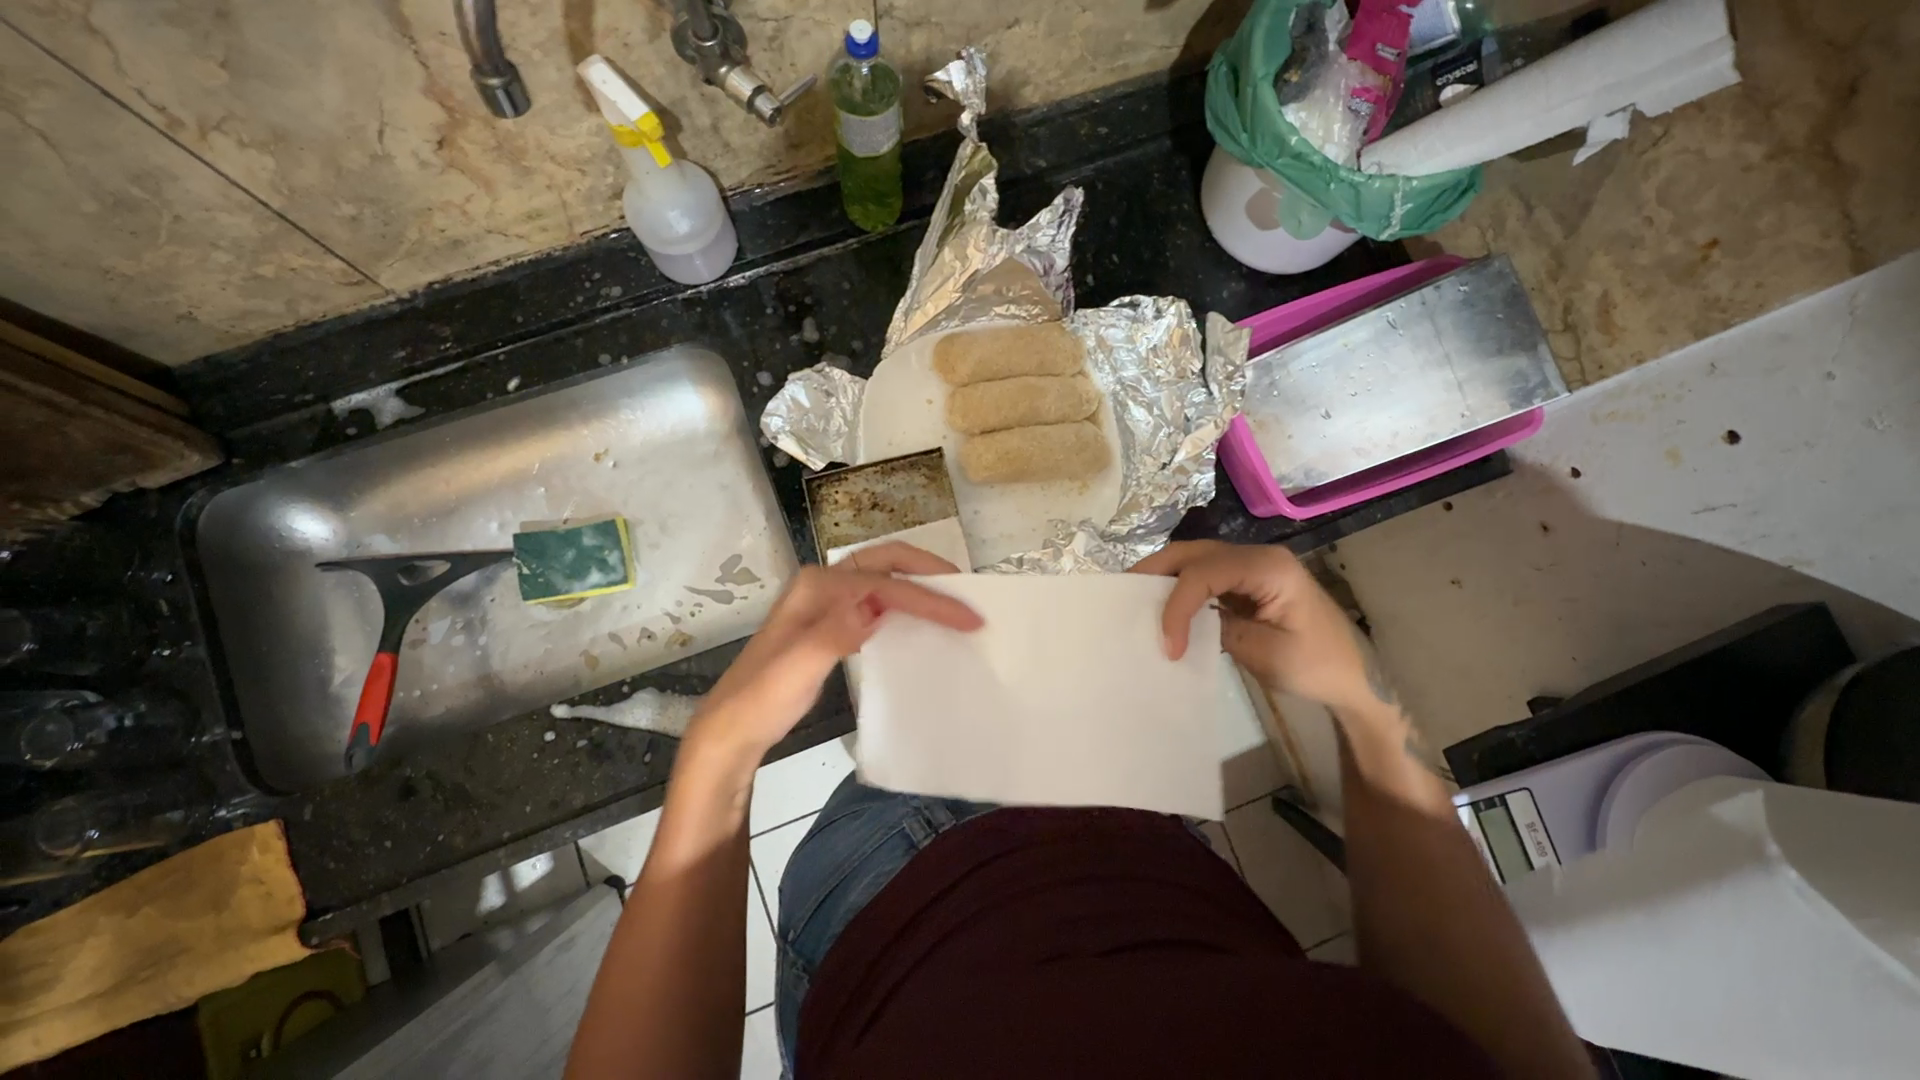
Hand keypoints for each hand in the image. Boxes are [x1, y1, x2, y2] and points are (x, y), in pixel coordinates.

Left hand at [684, 542, 982, 758]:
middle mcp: (823, 585)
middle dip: (930, 571)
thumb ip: (833, 633)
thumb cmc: (762, 700)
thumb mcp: (796, 670)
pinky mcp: (832, 624)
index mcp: (817, 587)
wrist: (733, 729)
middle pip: (887, 562)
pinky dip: (906, 606)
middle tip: (969, 593)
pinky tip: (923, 625)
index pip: (886, 584)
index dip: (930, 598)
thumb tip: (875, 604)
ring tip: (956, 604)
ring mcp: (827, 603)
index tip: (970, 619)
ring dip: (921, 585)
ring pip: (884, 579)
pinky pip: (878, 602)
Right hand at [1130, 540, 1394, 716]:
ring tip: (1135, 600)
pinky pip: (1206, 577)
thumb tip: (1181, 625)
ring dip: (1165, 578)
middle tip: (1122, 594)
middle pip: (1194, 552)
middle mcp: (1258, 557)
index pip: (1205, 573)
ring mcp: (1253, 568)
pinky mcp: (1247, 584)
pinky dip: (1181, 589)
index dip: (1177, 605)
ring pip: (1196, 560)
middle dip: (1156, 571)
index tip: (1168, 645)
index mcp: (1269, 568)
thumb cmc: (1317, 666)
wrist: (1355, 677)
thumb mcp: (1267, 654)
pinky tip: (1163, 608)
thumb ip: (1220, 630)